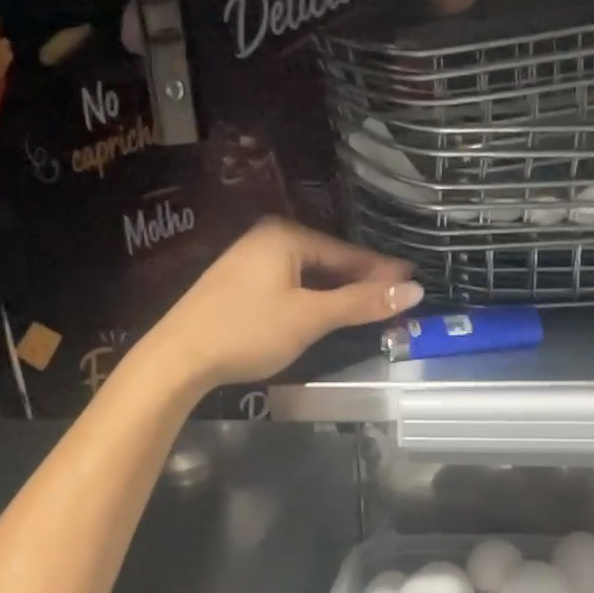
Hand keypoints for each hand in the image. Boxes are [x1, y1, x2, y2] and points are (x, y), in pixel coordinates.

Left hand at [137, 218, 421, 388]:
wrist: (179, 356)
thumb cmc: (248, 331)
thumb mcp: (310, 318)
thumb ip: (360, 303)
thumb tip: (413, 290)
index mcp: (286, 235)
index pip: (347, 253)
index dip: (382, 271)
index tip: (414, 282)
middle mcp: (266, 239)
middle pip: (326, 261)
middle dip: (360, 282)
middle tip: (395, 298)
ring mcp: (247, 261)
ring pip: (306, 276)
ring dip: (336, 293)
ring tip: (366, 309)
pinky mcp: (235, 286)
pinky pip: (287, 286)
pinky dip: (310, 300)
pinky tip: (321, 314)